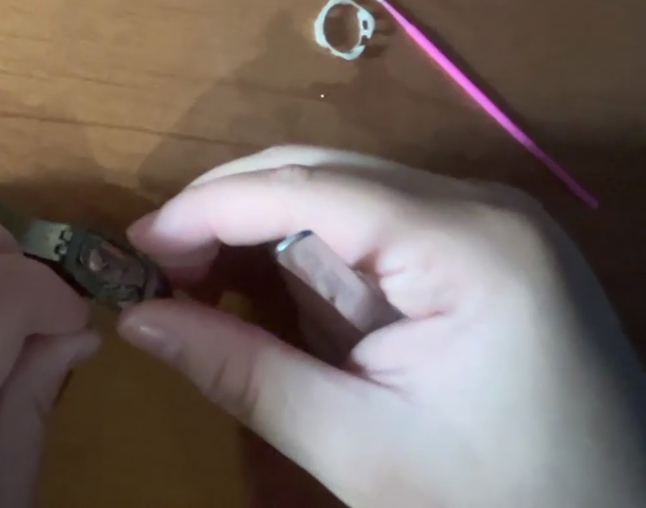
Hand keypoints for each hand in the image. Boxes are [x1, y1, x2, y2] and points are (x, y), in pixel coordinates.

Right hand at [119, 147, 645, 507]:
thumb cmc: (513, 505)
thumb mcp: (364, 454)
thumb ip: (243, 374)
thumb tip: (132, 319)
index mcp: (467, 246)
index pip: (305, 189)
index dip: (207, 208)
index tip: (136, 245)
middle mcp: (469, 202)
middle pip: (307, 172)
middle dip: (222, 213)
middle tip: (156, 266)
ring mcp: (468, 214)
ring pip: (316, 188)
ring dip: (246, 229)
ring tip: (191, 280)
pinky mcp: (456, 235)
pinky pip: (343, 218)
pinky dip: (285, 249)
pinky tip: (253, 287)